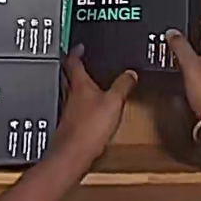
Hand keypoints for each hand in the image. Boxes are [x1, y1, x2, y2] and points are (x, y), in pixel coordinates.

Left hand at [53, 47, 136, 165]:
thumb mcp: (114, 102)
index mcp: (80, 85)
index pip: (74, 62)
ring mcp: (70, 111)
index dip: (76, 52)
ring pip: (73, 92)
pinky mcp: (72, 125)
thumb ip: (123, 85)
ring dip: (80, 85)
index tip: (80, 46)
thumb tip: (130, 73)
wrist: (73, 155)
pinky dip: (85, 104)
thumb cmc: (89, 127)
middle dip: (76, 67)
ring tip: (92, 82)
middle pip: (70, 76)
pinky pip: (78, 108)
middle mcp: (71, 96)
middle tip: (83, 60)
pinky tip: (93, 109)